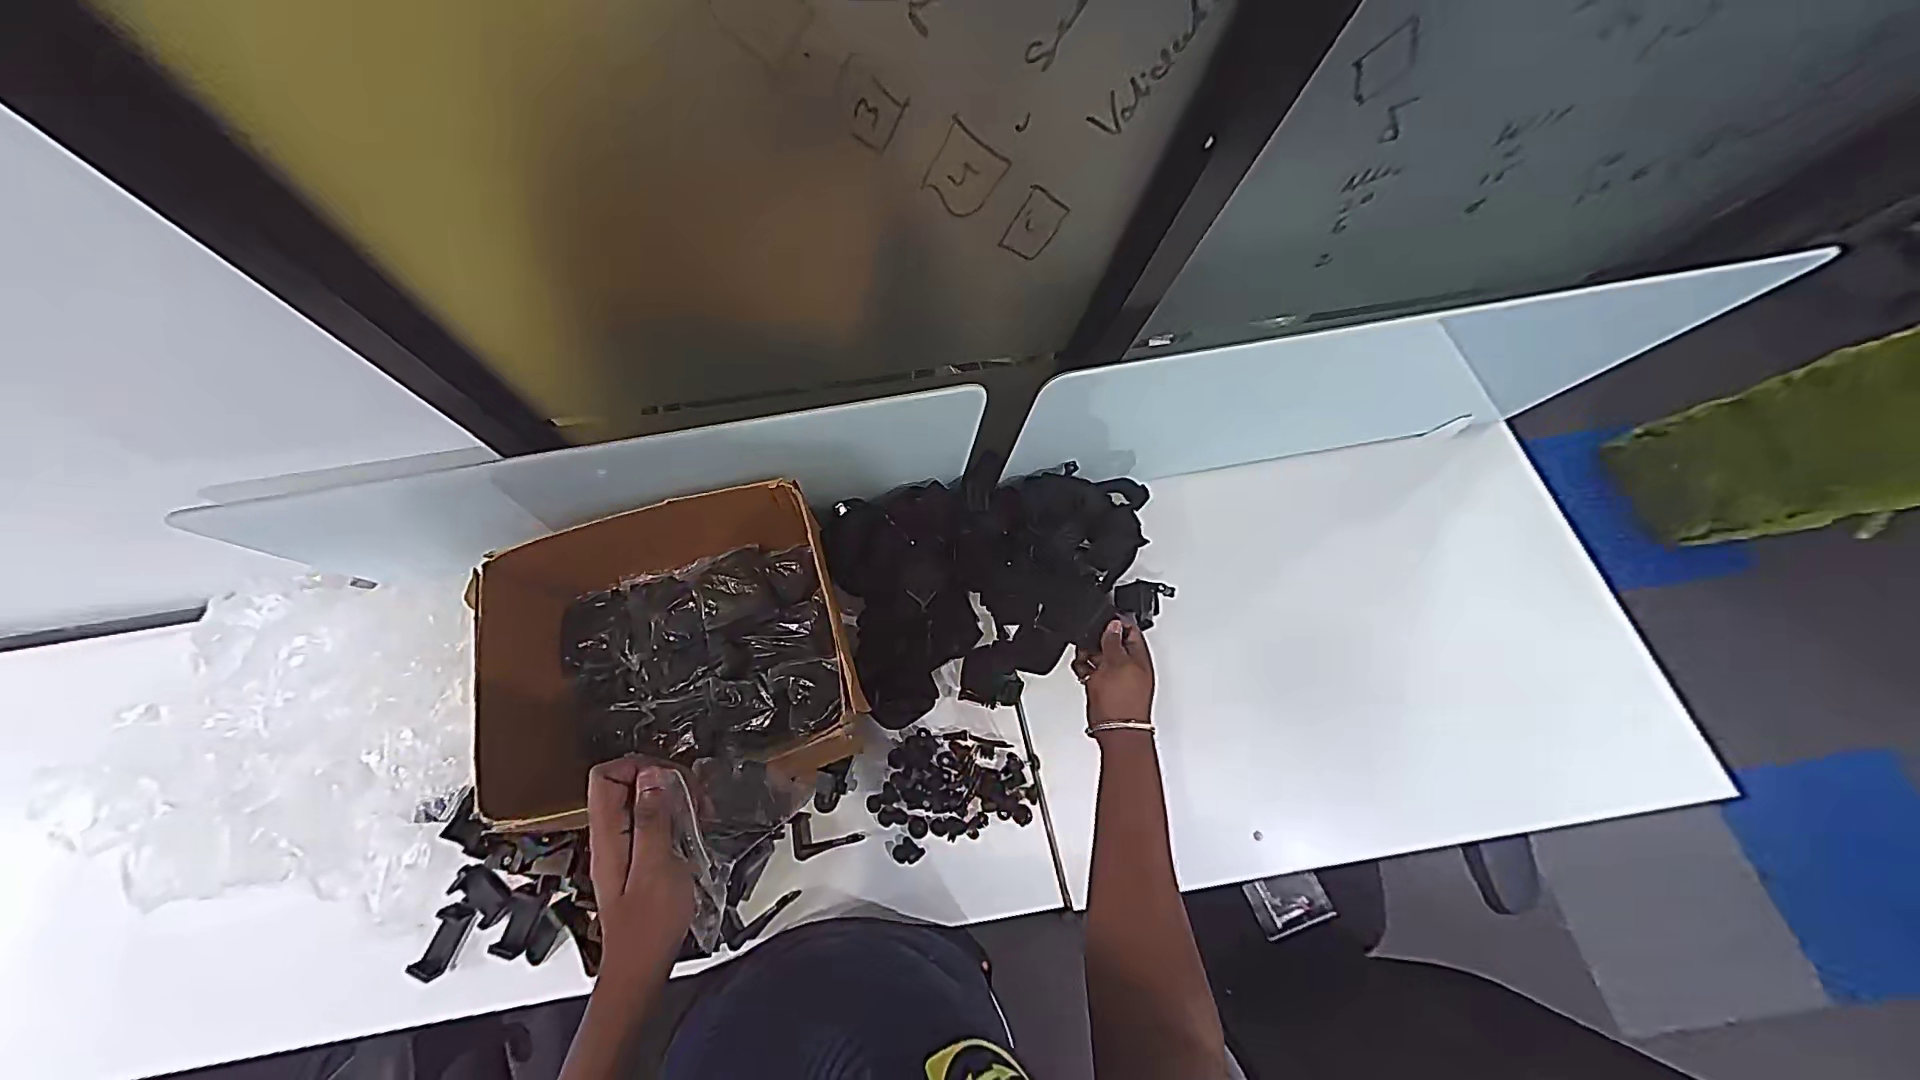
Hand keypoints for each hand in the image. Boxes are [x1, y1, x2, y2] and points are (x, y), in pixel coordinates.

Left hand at [585, 758, 696, 982]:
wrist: (642, 965)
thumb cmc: (649, 925)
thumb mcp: (656, 867)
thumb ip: (652, 819)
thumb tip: (651, 776)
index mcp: (608, 835)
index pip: (605, 775)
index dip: (639, 766)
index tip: (670, 778)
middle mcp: (611, 835)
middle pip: (627, 780)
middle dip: (664, 779)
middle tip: (692, 797)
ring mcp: (624, 843)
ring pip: (643, 796)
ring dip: (675, 796)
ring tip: (699, 812)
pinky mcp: (639, 852)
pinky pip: (654, 816)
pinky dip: (677, 812)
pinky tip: (694, 825)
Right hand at [1073, 617, 1154, 726]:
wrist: (1114, 729)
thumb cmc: (1123, 701)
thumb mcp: (1117, 663)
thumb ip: (1114, 641)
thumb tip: (1114, 624)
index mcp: (1138, 657)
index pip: (1130, 630)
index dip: (1117, 622)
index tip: (1103, 618)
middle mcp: (1128, 666)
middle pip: (1112, 642)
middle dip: (1098, 639)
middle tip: (1089, 642)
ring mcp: (1114, 676)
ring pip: (1099, 655)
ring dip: (1088, 653)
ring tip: (1083, 657)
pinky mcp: (1102, 686)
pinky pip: (1091, 670)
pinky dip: (1083, 667)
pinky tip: (1080, 669)